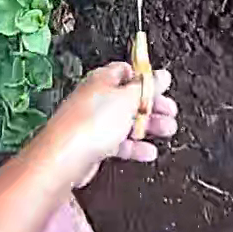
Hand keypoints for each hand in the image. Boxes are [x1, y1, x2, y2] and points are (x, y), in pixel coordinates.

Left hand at [32, 62, 178, 186]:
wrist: (63, 160)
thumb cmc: (91, 124)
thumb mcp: (128, 99)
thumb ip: (148, 87)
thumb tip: (163, 75)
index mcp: (103, 79)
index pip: (129, 71)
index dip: (147, 79)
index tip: (163, 88)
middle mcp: (97, 97)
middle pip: (130, 97)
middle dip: (152, 105)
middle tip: (170, 112)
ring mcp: (94, 122)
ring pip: (126, 121)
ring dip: (148, 126)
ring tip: (168, 130)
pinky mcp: (92, 145)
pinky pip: (118, 142)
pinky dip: (135, 147)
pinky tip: (148, 152)